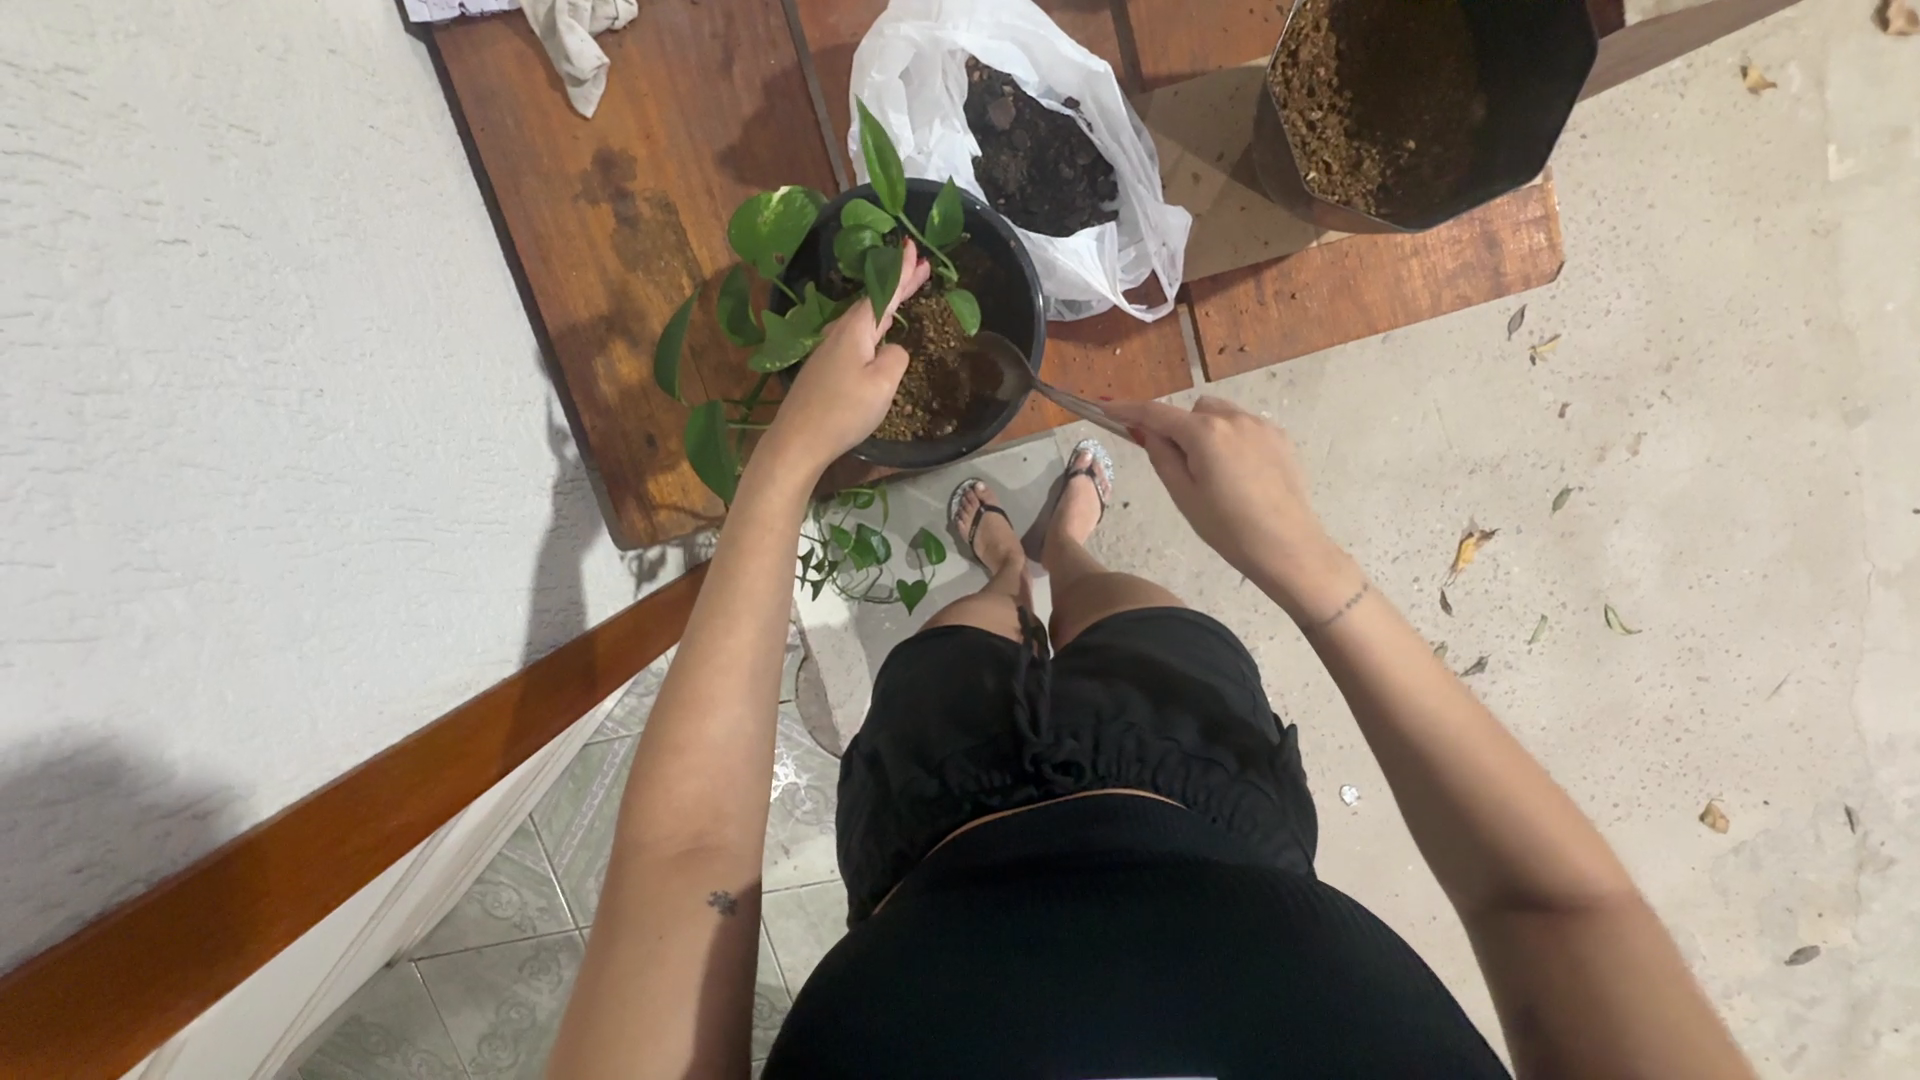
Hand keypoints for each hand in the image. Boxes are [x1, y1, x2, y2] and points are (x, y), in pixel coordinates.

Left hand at [759, 241, 931, 478]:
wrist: (800, 439)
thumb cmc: (844, 410)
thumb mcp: (883, 384)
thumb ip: (896, 358)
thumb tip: (893, 349)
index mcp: (856, 330)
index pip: (883, 292)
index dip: (900, 271)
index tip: (913, 247)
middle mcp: (841, 333)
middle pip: (874, 301)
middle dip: (898, 283)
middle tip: (920, 264)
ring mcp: (830, 351)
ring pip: (865, 319)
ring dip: (887, 303)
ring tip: (906, 292)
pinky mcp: (826, 370)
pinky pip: (857, 337)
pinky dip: (875, 326)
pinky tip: (880, 334)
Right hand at [1104, 396, 1358, 621]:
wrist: (1288, 547)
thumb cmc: (1228, 528)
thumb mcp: (1183, 495)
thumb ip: (1162, 456)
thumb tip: (1150, 432)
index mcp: (1205, 433)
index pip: (1155, 412)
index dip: (1127, 409)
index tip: (1105, 407)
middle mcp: (1234, 418)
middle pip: (1192, 410)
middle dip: (1180, 429)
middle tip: (1182, 468)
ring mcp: (1261, 426)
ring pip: (1220, 415)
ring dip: (1207, 432)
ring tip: (1214, 474)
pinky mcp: (1281, 439)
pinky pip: (1245, 428)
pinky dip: (1231, 440)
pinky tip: (1240, 476)